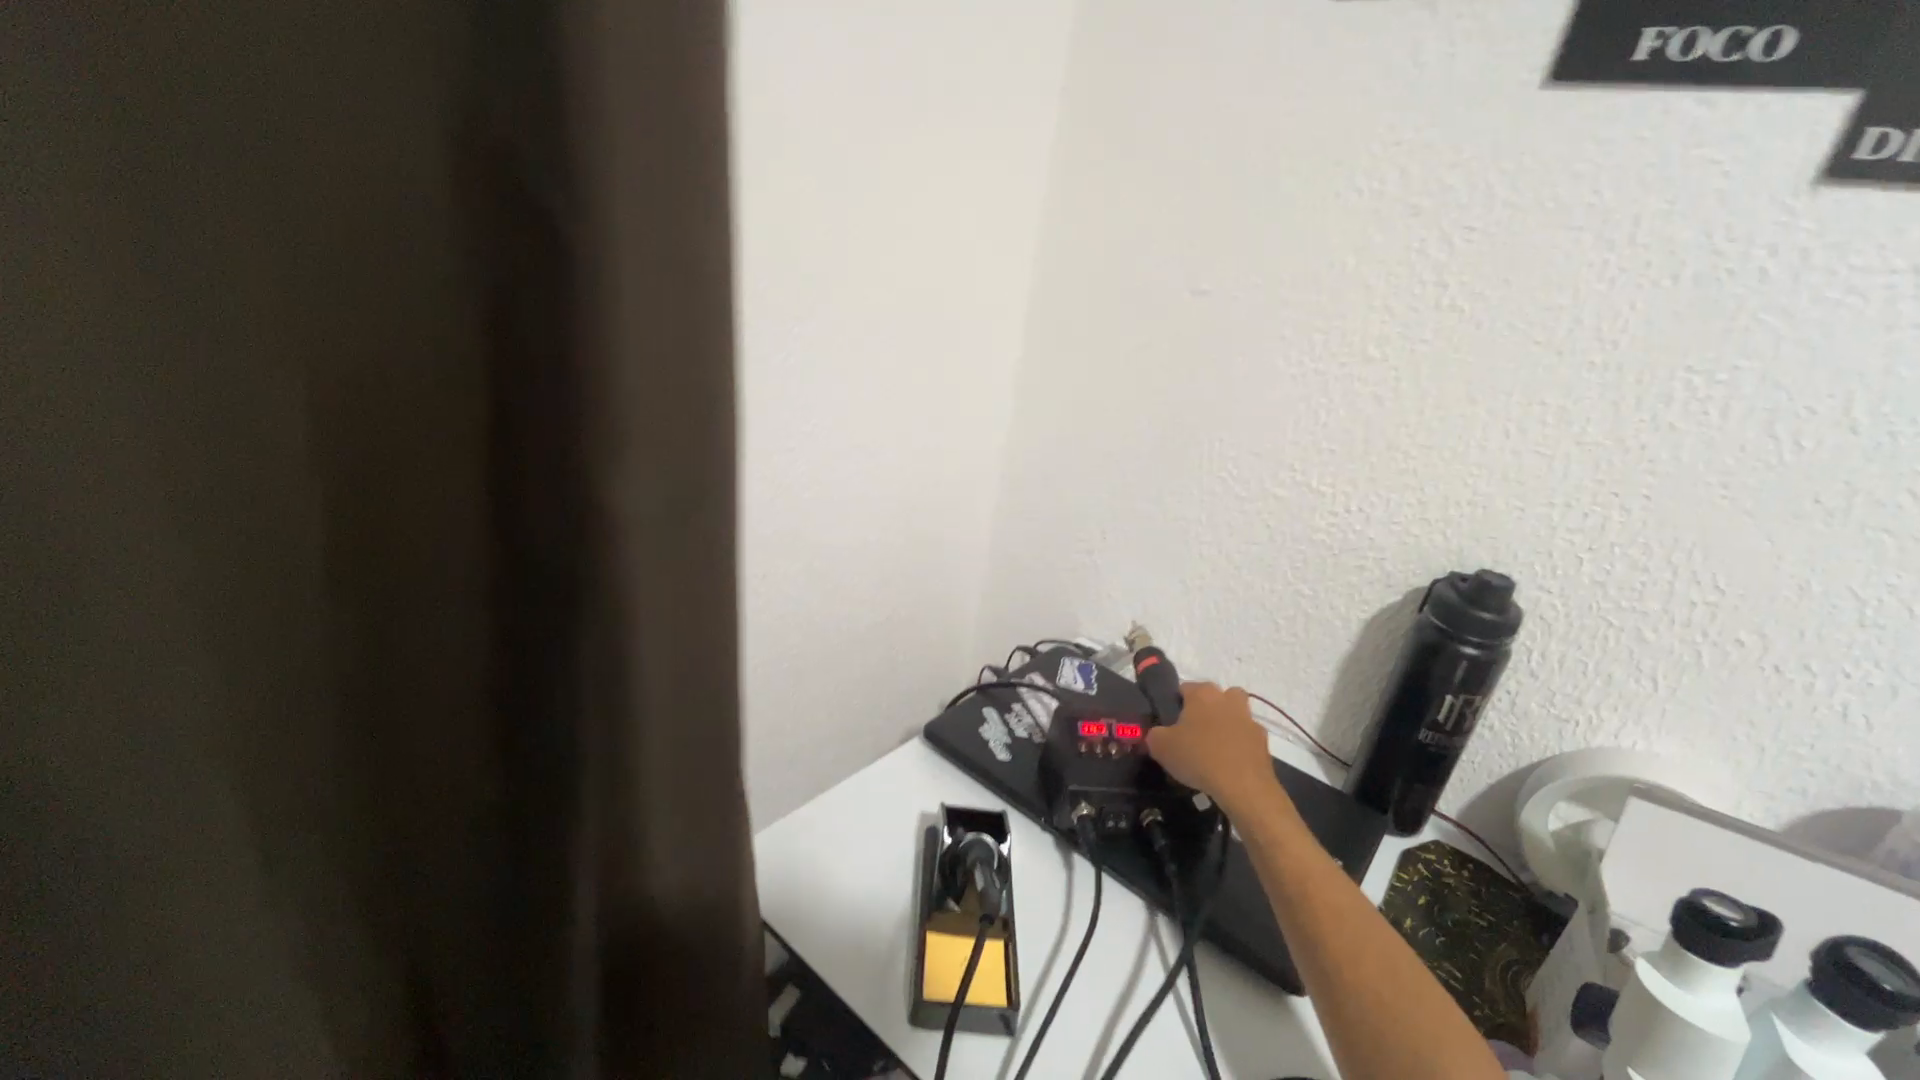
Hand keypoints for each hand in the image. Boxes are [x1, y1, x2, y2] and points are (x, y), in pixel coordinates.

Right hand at [1146, 682, 1285, 815]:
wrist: (1243, 785)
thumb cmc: (1198, 757)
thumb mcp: (1160, 747)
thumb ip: (1154, 734)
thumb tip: (1157, 734)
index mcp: (1202, 694)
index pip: (1184, 688)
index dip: (1175, 704)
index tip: (1169, 724)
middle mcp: (1227, 699)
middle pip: (1215, 696)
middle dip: (1205, 708)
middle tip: (1193, 732)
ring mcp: (1249, 718)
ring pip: (1234, 713)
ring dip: (1225, 724)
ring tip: (1212, 747)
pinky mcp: (1263, 740)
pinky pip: (1246, 736)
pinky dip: (1238, 745)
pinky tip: (1228, 763)